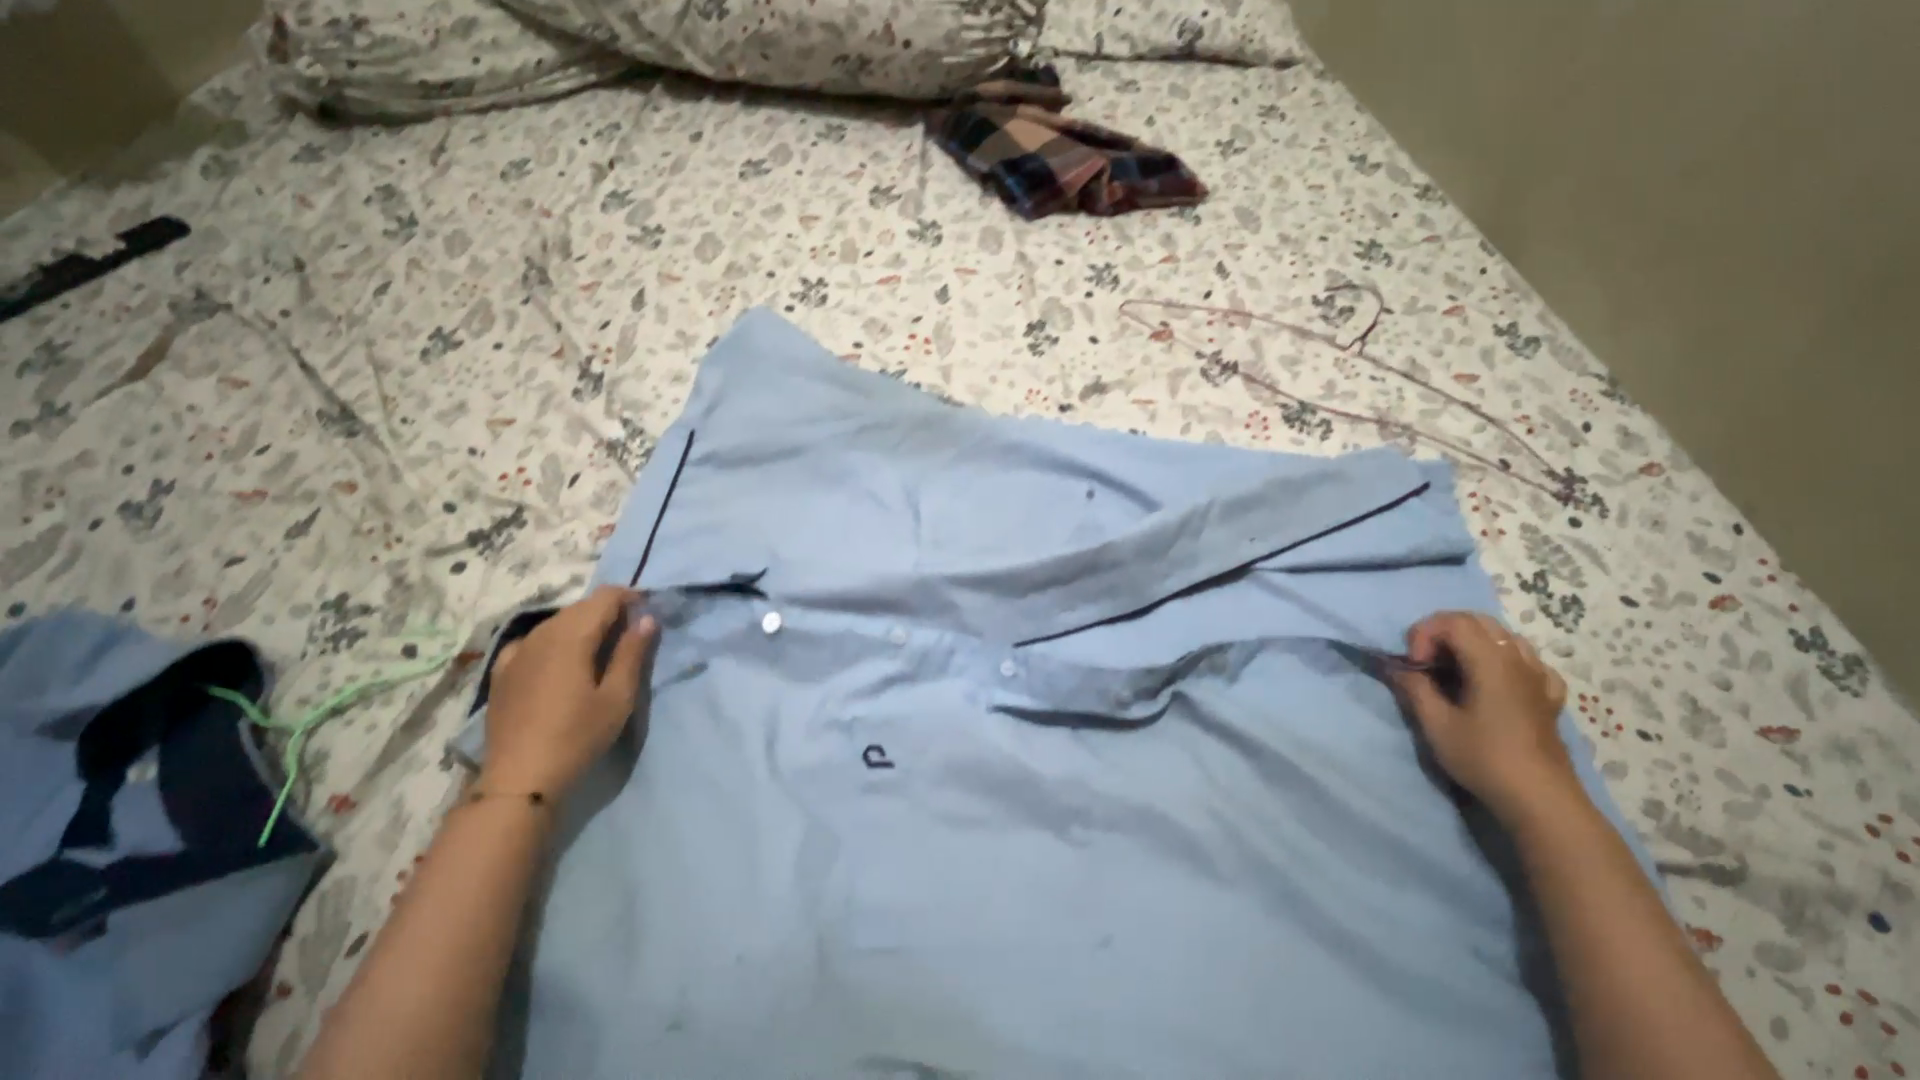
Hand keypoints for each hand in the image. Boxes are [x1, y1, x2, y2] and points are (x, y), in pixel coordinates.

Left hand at [479, 586, 659, 797]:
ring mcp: (516, 651)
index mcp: (571, 636)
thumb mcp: (617, 698)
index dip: (630, 598)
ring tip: (599, 653)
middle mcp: (541, 634)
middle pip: (580, 607)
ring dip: (581, 627)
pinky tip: (557, 663)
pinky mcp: (502, 671)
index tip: (647, 614)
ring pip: (555, 623)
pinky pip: (532, 642)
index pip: (605, 596)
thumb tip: (647, 619)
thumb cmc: (577, 737)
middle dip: (607, 612)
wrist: (520, 778)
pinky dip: (552, 643)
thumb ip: (632, 653)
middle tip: (629, 637)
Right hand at [1391, 612, 1575, 819]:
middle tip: (1427, 664)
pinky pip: (1529, 662)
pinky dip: (1506, 662)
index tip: (1414, 665)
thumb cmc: (1483, 758)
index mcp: (1491, 661)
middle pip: (1478, 621)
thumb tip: (1397, 667)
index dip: (1424, 633)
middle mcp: (1518, 659)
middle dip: (1444, 632)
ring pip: (1505, 637)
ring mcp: (1539, 676)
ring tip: (1456, 672)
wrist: (1539, 798)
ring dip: (1473, 643)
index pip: (1453, 620)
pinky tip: (1498, 683)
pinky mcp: (1549, 696)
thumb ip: (1414, 688)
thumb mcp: (1436, 725)